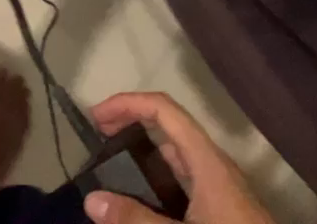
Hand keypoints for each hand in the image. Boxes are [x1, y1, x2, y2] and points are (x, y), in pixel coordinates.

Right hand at [84, 93, 274, 223]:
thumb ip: (137, 219)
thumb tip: (91, 199)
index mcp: (207, 161)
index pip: (164, 109)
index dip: (128, 103)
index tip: (96, 118)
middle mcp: (215, 165)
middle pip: (170, 125)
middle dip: (133, 122)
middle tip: (100, 138)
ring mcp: (222, 188)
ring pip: (179, 153)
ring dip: (146, 149)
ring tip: (116, 165)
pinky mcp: (225, 209)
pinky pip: (186, 177)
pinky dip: (160, 175)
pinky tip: (146, 202)